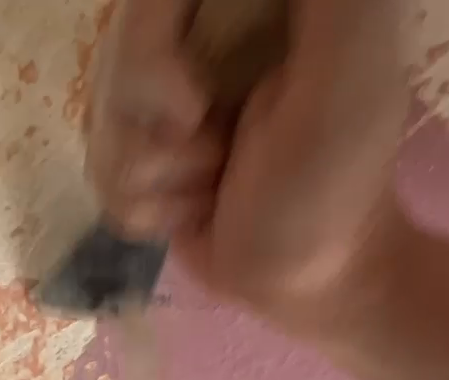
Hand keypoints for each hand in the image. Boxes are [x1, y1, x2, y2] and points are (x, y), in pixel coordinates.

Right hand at [87, 0, 410, 327]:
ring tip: (210, 191)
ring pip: (99, 126)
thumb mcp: (348, 73)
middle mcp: (198, 47)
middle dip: (156, 133)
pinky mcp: (143, 161)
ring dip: (155, 180)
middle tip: (213, 158)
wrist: (302, 283)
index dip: (149, 49)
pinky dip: (143, 211)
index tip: (190, 106)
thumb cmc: (331, 187)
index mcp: (247, 8)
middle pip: (115, 62)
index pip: (152, 3)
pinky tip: (189, 214)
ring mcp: (164, 109)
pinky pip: (99, 176)